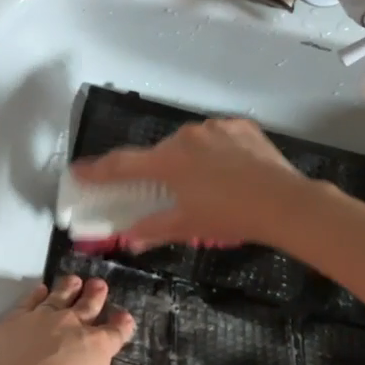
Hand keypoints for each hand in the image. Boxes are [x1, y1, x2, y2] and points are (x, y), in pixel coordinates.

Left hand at [0, 275, 168, 364]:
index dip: (122, 323)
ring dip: (69, 287)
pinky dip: (37, 294)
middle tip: (99, 283)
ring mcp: (41, 318)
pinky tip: (40, 290)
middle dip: (96, 295)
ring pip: (59, 296)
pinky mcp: (14, 321)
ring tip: (75, 279)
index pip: (116, 330)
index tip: (125, 317)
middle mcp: (72, 324)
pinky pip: (29, 301)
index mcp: (97, 344)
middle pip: (88, 305)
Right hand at [72, 118, 314, 248]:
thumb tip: (127, 238)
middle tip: (168, 191)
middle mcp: (186, 136)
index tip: (78, 171)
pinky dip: (216, 152)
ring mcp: (215, 127)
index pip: (122, 165)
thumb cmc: (231, 216)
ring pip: (190, 143)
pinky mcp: (240, 126)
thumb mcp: (188, 225)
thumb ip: (152, 229)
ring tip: (207, 184)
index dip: (97, 170)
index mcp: (168, 161)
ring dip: (189, 160)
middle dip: (158, 170)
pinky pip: (218, 137)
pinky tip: (229, 171)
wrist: (285, 202)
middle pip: (159, 153)